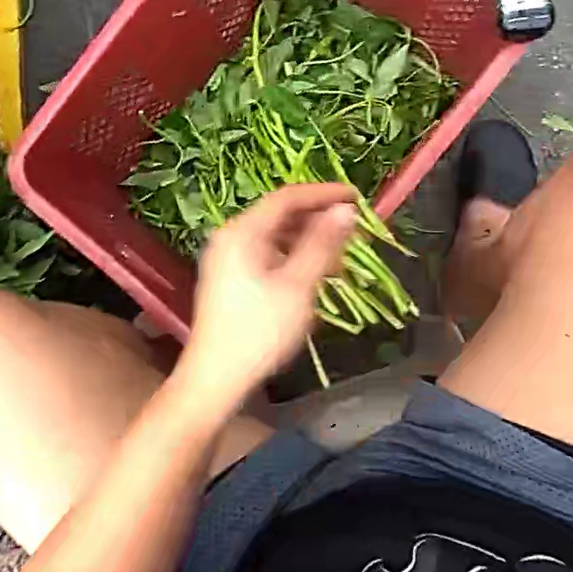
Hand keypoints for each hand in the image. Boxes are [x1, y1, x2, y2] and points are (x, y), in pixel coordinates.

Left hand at [178, 184, 358, 405]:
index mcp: (242, 232)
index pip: (287, 197)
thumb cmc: (259, 331)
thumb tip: (346, 211)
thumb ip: (323, 244)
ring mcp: (228, 259)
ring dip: (309, 241)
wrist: (216, 377)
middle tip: (354, 231)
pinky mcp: (231, 279)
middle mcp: (231, 238)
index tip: (357, 197)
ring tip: (340, 256)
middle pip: (281, 216)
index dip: (324, 194)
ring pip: (276, 237)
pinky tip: (315, 274)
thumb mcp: (297, 285)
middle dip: (319, 220)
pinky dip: (293, 258)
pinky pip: (267, 255)